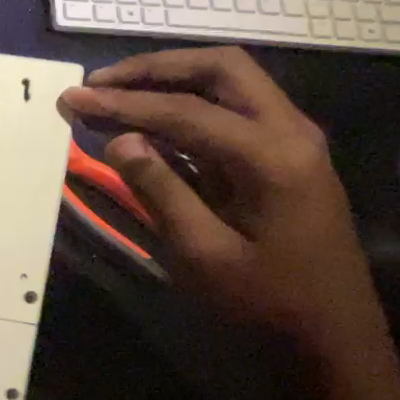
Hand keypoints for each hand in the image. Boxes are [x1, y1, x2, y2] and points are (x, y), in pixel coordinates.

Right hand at [59, 47, 383, 353]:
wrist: (327, 329)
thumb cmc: (261, 299)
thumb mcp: (200, 253)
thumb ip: (160, 191)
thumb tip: (120, 141)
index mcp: (271, 156)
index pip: (186, 111)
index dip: (123, 103)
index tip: (72, 99)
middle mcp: (290, 132)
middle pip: (221, 71)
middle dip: (154, 70)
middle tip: (96, 84)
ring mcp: (291, 141)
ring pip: (230, 84)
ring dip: (170, 82)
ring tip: (112, 95)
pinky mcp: (281, 157)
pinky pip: (232, 112)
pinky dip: (186, 106)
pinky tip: (146, 123)